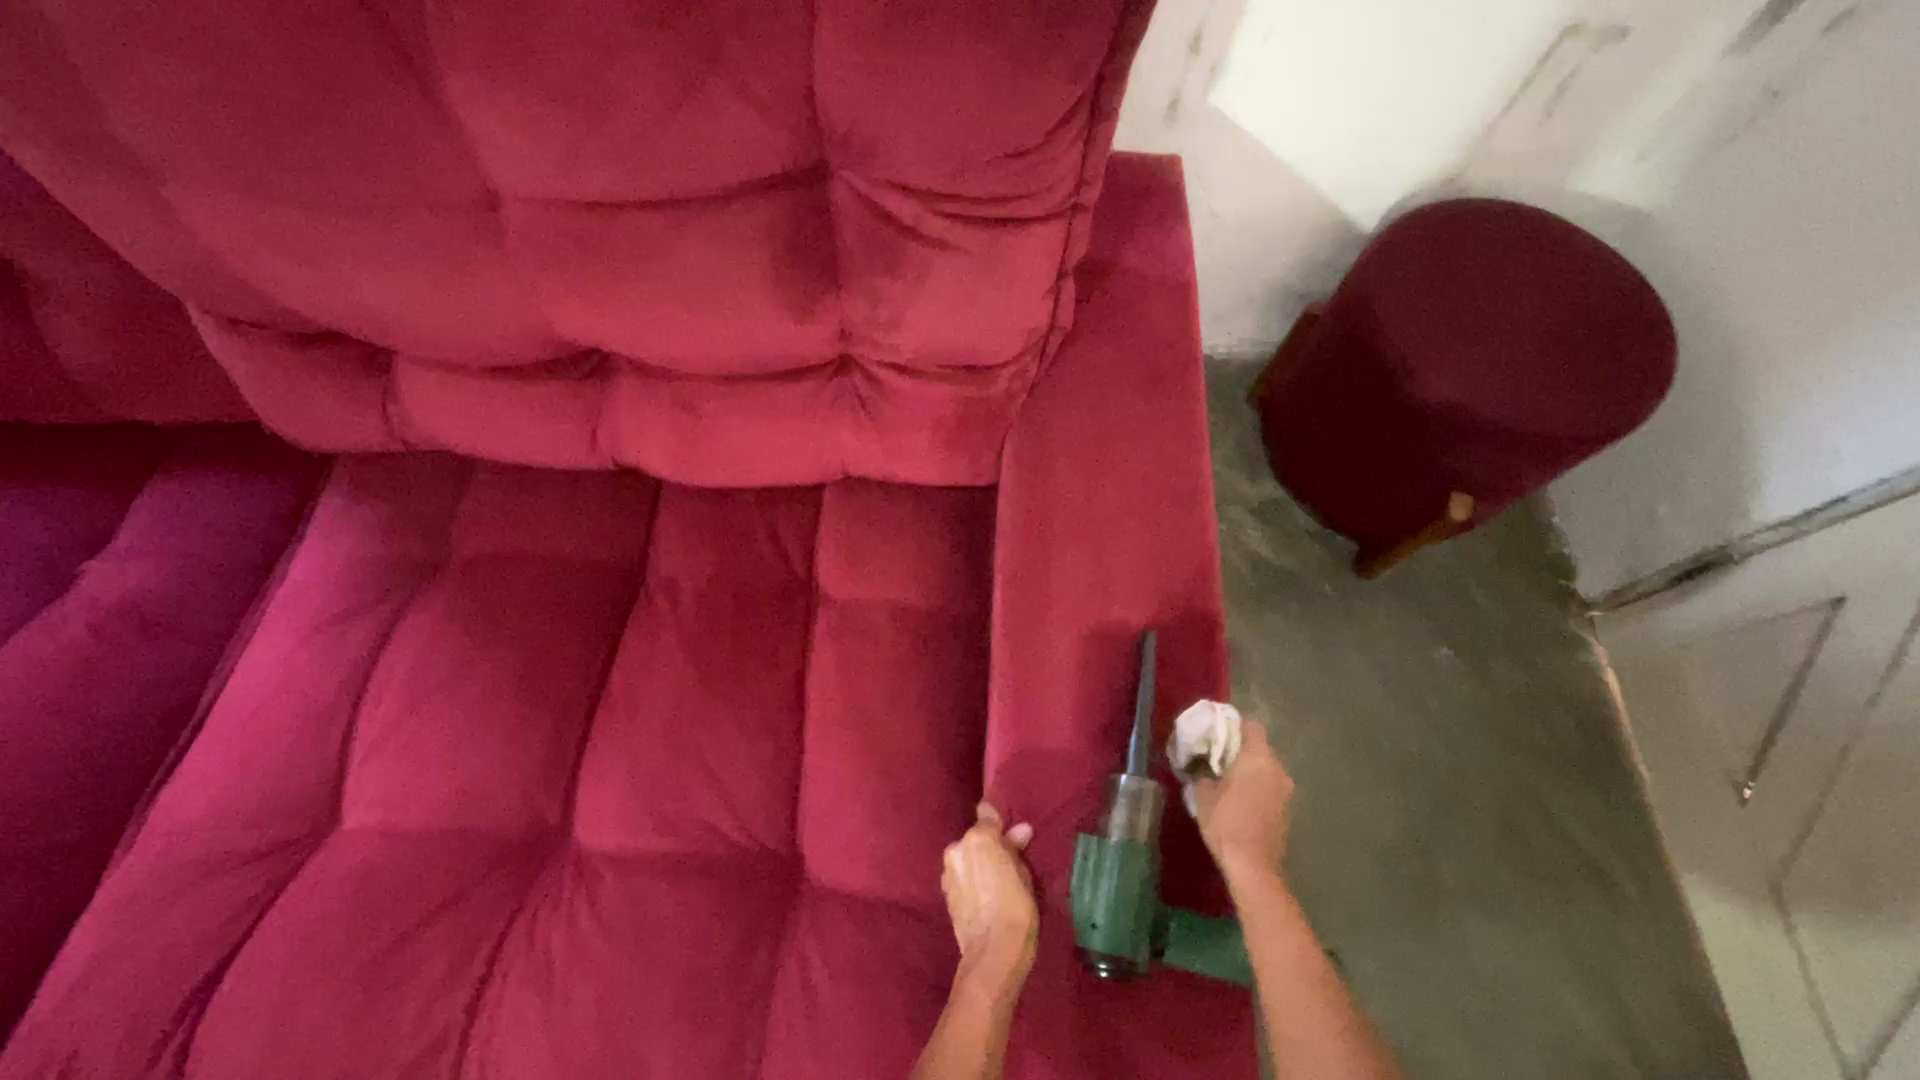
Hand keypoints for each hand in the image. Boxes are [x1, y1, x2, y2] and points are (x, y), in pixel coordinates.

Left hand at [941, 802, 1038, 994]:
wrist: (992, 953)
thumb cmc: (1017, 909)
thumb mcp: (1024, 875)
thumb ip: (1016, 850)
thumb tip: (1020, 830)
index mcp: (978, 839)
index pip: (987, 815)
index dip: (998, 822)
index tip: (1010, 831)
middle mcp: (957, 849)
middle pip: (975, 839)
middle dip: (988, 846)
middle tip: (1008, 861)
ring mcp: (948, 872)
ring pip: (965, 858)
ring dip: (977, 863)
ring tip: (996, 882)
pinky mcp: (945, 894)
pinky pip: (960, 877)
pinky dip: (970, 880)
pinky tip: (984, 895)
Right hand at [1189, 721, 1294, 886]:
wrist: (1254, 866)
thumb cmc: (1226, 823)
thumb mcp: (1203, 795)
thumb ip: (1203, 774)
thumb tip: (1201, 767)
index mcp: (1258, 758)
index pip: (1252, 726)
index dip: (1235, 725)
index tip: (1217, 732)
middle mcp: (1278, 769)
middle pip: (1261, 747)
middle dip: (1240, 750)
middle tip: (1217, 757)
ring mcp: (1286, 790)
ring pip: (1267, 768)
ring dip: (1250, 770)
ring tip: (1227, 780)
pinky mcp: (1287, 809)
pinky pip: (1271, 786)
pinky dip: (1258, 787)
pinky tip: (1240, 800)